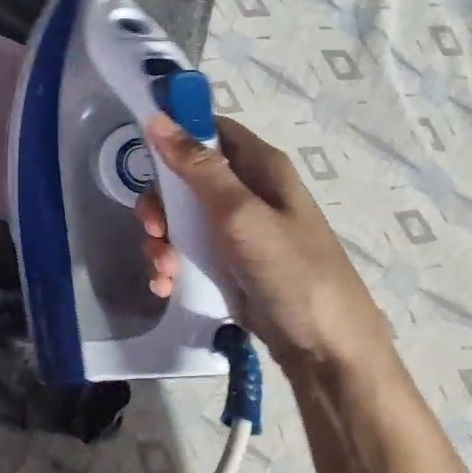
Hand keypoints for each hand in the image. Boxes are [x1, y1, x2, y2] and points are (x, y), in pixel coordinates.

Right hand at [134, 114, 391, 372]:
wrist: (328, 354)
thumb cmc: (291, 271)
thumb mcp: (240, 213)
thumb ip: (197, 166)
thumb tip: (157, 118)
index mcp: (261, 168)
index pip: (211, 128)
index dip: (176, 132)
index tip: (143, 149)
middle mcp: (249, 192)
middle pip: (185, 176)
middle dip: (160, 202)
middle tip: (152, 226)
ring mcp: (239, 230)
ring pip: (180, 216)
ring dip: (162, 239)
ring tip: (164, 267)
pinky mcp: (230, 264)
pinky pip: (188, 251)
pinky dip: (171, 264)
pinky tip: (166, 284)